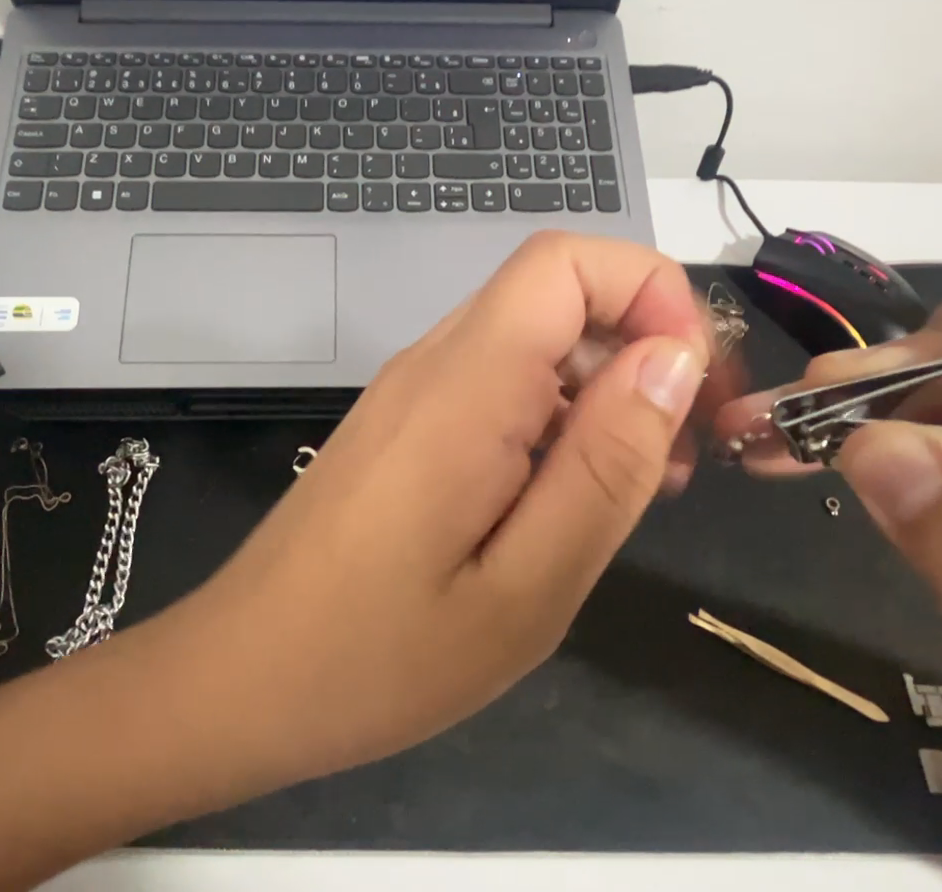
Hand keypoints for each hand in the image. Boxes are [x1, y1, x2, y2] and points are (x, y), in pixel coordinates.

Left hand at [168, 230, 713, 782]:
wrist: (242, 679)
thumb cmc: (381, 656)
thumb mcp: (527, 584)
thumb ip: (606, 462)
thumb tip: (674, 357)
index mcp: (466, 384)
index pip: (567, 262)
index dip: (652, 294)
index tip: (698, 391)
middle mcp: (432, 364)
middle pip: (555, 297)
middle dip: (642, 349)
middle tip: (680, 459)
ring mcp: (408, 395)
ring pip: (530, 345)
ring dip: (602, 393)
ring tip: (635, 492)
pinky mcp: (399, 430)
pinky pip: (493, 389)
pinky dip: (553, 421)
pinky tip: (563, 502)